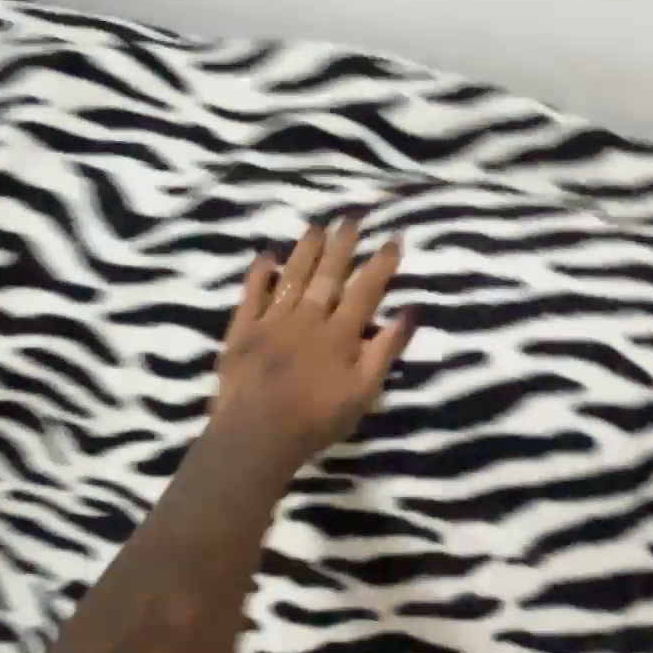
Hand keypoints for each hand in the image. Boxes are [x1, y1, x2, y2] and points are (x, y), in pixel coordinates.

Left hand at [208, 217, 418, 480]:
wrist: (257, 433)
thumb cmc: (316, 420)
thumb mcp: (364, 392)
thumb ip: (385, 351)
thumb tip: (409, 313)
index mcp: (339, 335)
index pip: (365, 291)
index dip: (380, 265)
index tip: (393, 239)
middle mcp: (308, 319)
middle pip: (328, 276)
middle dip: (342, 246)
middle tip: (351, 218)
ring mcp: (272, 321)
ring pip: (292, 277)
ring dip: (305, 250)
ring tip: (316, 226)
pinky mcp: (243, 330)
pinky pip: (251, 294)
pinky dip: (259, 274)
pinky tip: (266, 256)